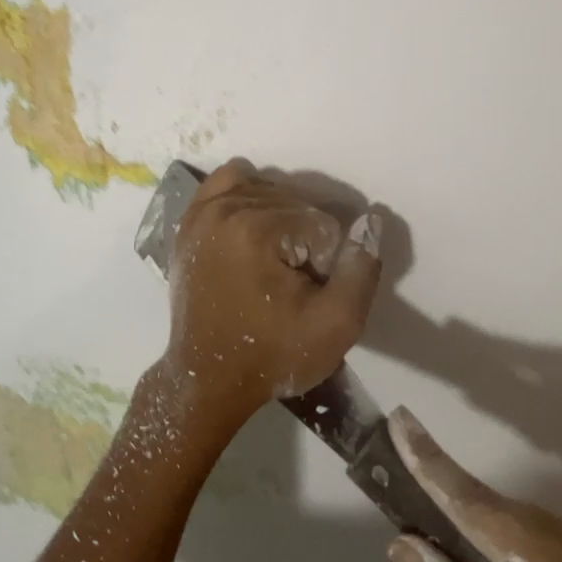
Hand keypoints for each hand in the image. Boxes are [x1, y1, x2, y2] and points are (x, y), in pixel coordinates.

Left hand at [160, 158, 382, 426]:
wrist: (208, 380)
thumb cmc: (273, 355)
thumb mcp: (336, 324)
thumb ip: (361, 269)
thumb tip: (372, 219)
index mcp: (256, 229)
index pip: (322, 223)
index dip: (327, 260)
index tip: (310, 292)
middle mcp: (225, 209)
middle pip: (293, 202)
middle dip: (304, 237)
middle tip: (293, 281)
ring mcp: (202, 213)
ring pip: (266, 190)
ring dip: (281, 218)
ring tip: (275, 260)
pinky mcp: (189, 222)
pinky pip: (227, 182)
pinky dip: (248, 194)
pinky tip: (256, 224)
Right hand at [386, 407, 561, 561]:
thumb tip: (407, 546)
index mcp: (542, 557)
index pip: (470, 500)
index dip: (429, 461)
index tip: (401, 420)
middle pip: (501, 514)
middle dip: (462, 508)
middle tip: (423, 499)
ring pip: (534, 530)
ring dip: (503, 538)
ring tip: (483, 561)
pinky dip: (539, 555)